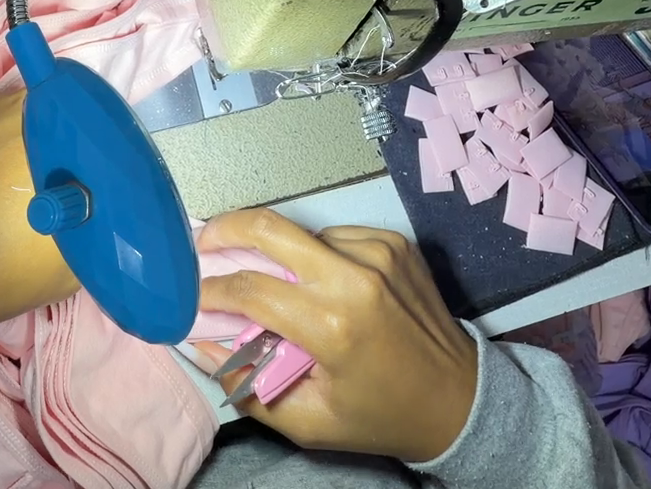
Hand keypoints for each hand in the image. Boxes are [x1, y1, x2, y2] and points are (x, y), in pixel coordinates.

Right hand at [193, 209, 478, 463]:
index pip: (250, 290)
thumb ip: (246, 385)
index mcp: (332, 326)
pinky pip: (334, 237)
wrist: (460, 398)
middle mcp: (353, 276)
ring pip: (301, 235)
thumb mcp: (309, 422)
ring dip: (281, 255)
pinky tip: (327, 284)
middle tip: (203, 242)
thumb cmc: (380, 415)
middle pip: (269, 227)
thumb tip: (201, 343)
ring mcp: (376, 250)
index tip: (190, 294)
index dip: (210, 290)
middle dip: (225, 229)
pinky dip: (318, 256)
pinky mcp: (392, 240)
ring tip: (284, 286)